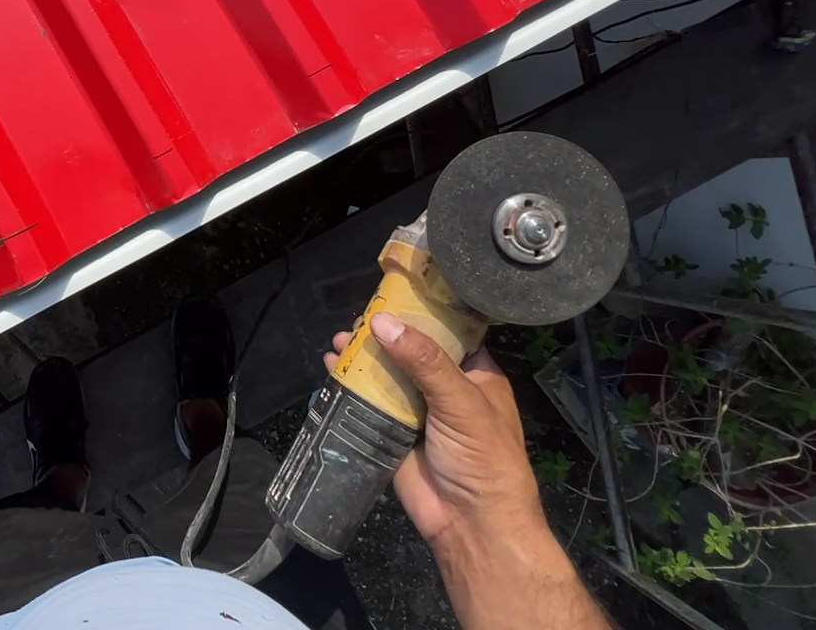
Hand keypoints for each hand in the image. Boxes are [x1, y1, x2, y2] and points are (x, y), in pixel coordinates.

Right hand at [323, 313, 544, 549]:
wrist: (470, 524)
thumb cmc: (484, 460)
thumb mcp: (462, 403)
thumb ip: (424, 361)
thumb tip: (380, 322)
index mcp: (474, 377)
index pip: (449, 334)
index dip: (423, 312)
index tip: (392, 292)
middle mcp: (444, 387)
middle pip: (409, 349)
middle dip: (382, 332)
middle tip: (357, 317)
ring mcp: (415, 407)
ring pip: (384, 371)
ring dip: (361, 354)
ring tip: (340, 339)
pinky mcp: (390, 426)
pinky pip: (367, 396)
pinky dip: (348, 379)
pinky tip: (331, 364)